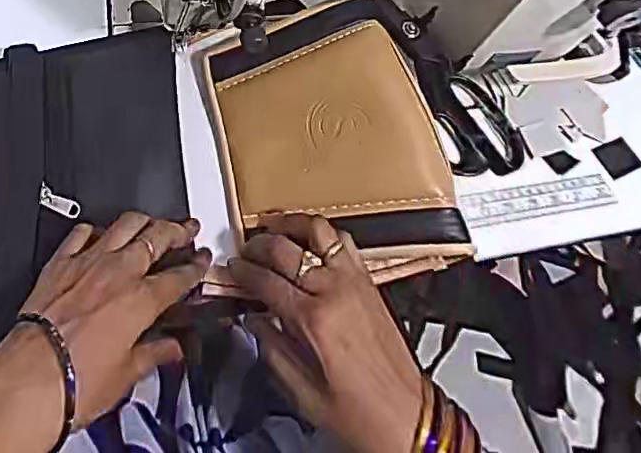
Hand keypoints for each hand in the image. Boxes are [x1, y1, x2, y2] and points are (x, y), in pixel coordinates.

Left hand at [0, 213, 209, 452]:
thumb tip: (169, 350)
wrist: (25, 383)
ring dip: (145, 220)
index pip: (179, 276)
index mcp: (140, 300)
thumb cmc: (71, 384)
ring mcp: (88, 262)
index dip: (195, 266)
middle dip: (178, 230)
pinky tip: (100, 232)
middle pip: (157, 236)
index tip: (201, 260)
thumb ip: (152, 354)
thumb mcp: (124, 376)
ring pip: (125, 223)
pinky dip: (96, 229)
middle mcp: (117, 273)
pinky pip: (82, 232)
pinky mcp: (60, 263)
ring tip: (153, 221)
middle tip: (188, 228)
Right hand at [227, 214, 426, 452]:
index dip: (244, 272)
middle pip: (286, 248)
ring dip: (290, 224)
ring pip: (317, 230)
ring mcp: (353, 279)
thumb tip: (255, 321)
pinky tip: (311, 237)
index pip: (267, 281)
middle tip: (246, 251)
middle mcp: (334, 290)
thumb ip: (274, 351)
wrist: (408, 417)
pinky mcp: (368, 279)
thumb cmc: (362, 414)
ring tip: (273, 226)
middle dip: (259, 245)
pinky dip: (323, 232)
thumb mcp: (305, 395)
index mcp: (314, 320)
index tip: (233, 269)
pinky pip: (343, 240)